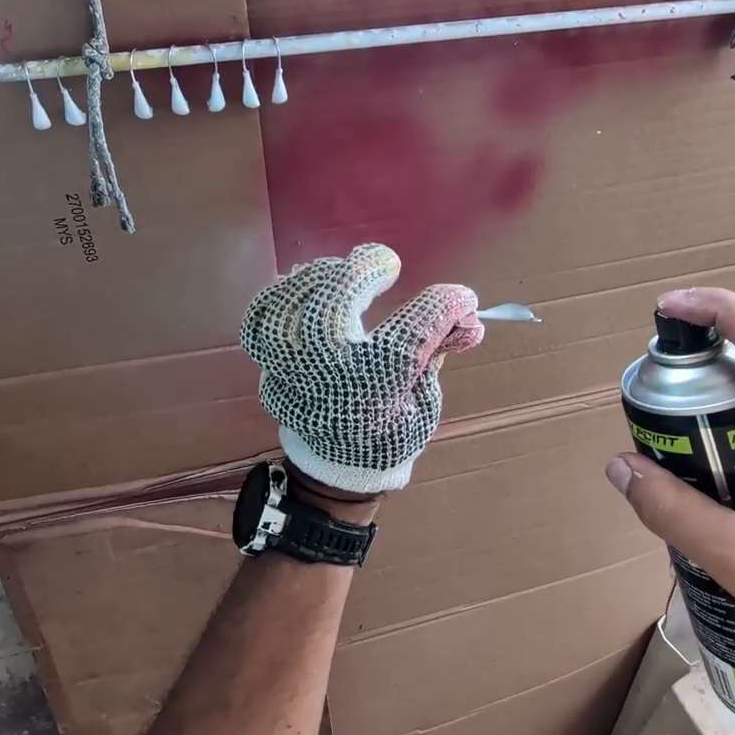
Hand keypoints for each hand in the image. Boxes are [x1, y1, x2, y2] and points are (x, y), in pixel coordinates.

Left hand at [240, 244, 481, 494]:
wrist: (337, 472)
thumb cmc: (389, 432)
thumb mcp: (424, 400)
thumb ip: (439, 351)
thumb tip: (472, 319)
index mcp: (376, 388)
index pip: (412, 332)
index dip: (443, 306)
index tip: (462, 297)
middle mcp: (329, 375)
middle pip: (330, 310)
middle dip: (360, 274)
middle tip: (386, 263)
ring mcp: (291, 372)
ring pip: (286, 310)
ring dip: (317, 278)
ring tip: (343, 271)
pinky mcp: (270, 367)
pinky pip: (262, 322)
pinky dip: (282, 296)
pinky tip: (308, 284)